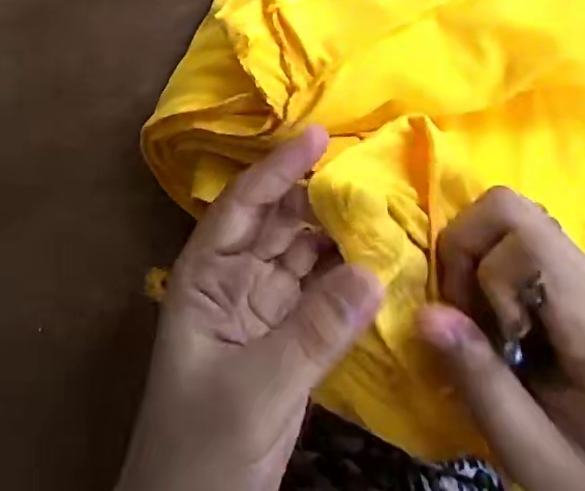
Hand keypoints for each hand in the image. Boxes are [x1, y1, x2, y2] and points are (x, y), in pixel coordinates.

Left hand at [114, 126, 382, 490]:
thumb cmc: (201, 449)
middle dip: (316, 197)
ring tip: (383, 211)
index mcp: (205, 276)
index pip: (244, 206)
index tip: (319, 135)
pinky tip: (377, 264)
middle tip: (368, 175)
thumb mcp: (255, 388)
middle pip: (277, 224)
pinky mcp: (286, 340)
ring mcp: (260, 310)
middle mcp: (232, 281)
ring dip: (336, 236)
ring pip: (301, 256)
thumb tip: (373, 271)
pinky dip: (345, 279)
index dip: (279, 168)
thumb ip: (315, 331)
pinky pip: (318, 296)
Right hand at [415, 189, 584, 490]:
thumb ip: (479, 380)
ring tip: (483, 322)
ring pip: (516, 217)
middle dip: (467, 248)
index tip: (473, 330)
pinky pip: (527, 242)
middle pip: (513, 208)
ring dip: (479, 257)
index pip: (522, 230)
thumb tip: (423, 313)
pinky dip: (496, 267)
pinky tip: (504, 323)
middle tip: (466, 314)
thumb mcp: (530, 452)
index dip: (477, 266)